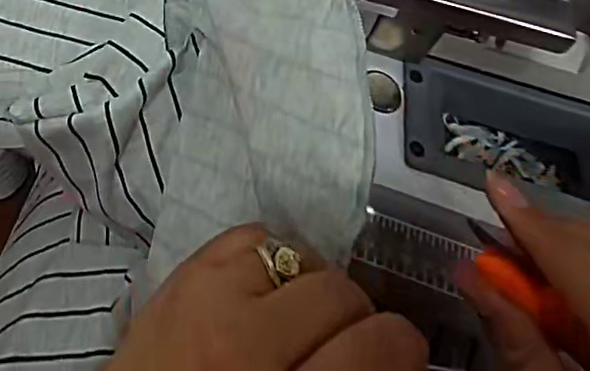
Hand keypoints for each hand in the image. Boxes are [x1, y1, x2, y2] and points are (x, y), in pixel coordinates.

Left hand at [107, 223, 426, 370]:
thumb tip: (389, 354)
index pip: (366, 350)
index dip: (401, 346)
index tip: (408, 348)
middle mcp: (240, 340)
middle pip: (334, 293)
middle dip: (359, 313)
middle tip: (358, 336)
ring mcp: (204, 294)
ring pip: (294, 252)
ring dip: (313, 282)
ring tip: (309, 312)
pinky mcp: (181, 269)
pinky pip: (248, 235)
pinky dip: (270, 257)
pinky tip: (270, 287)